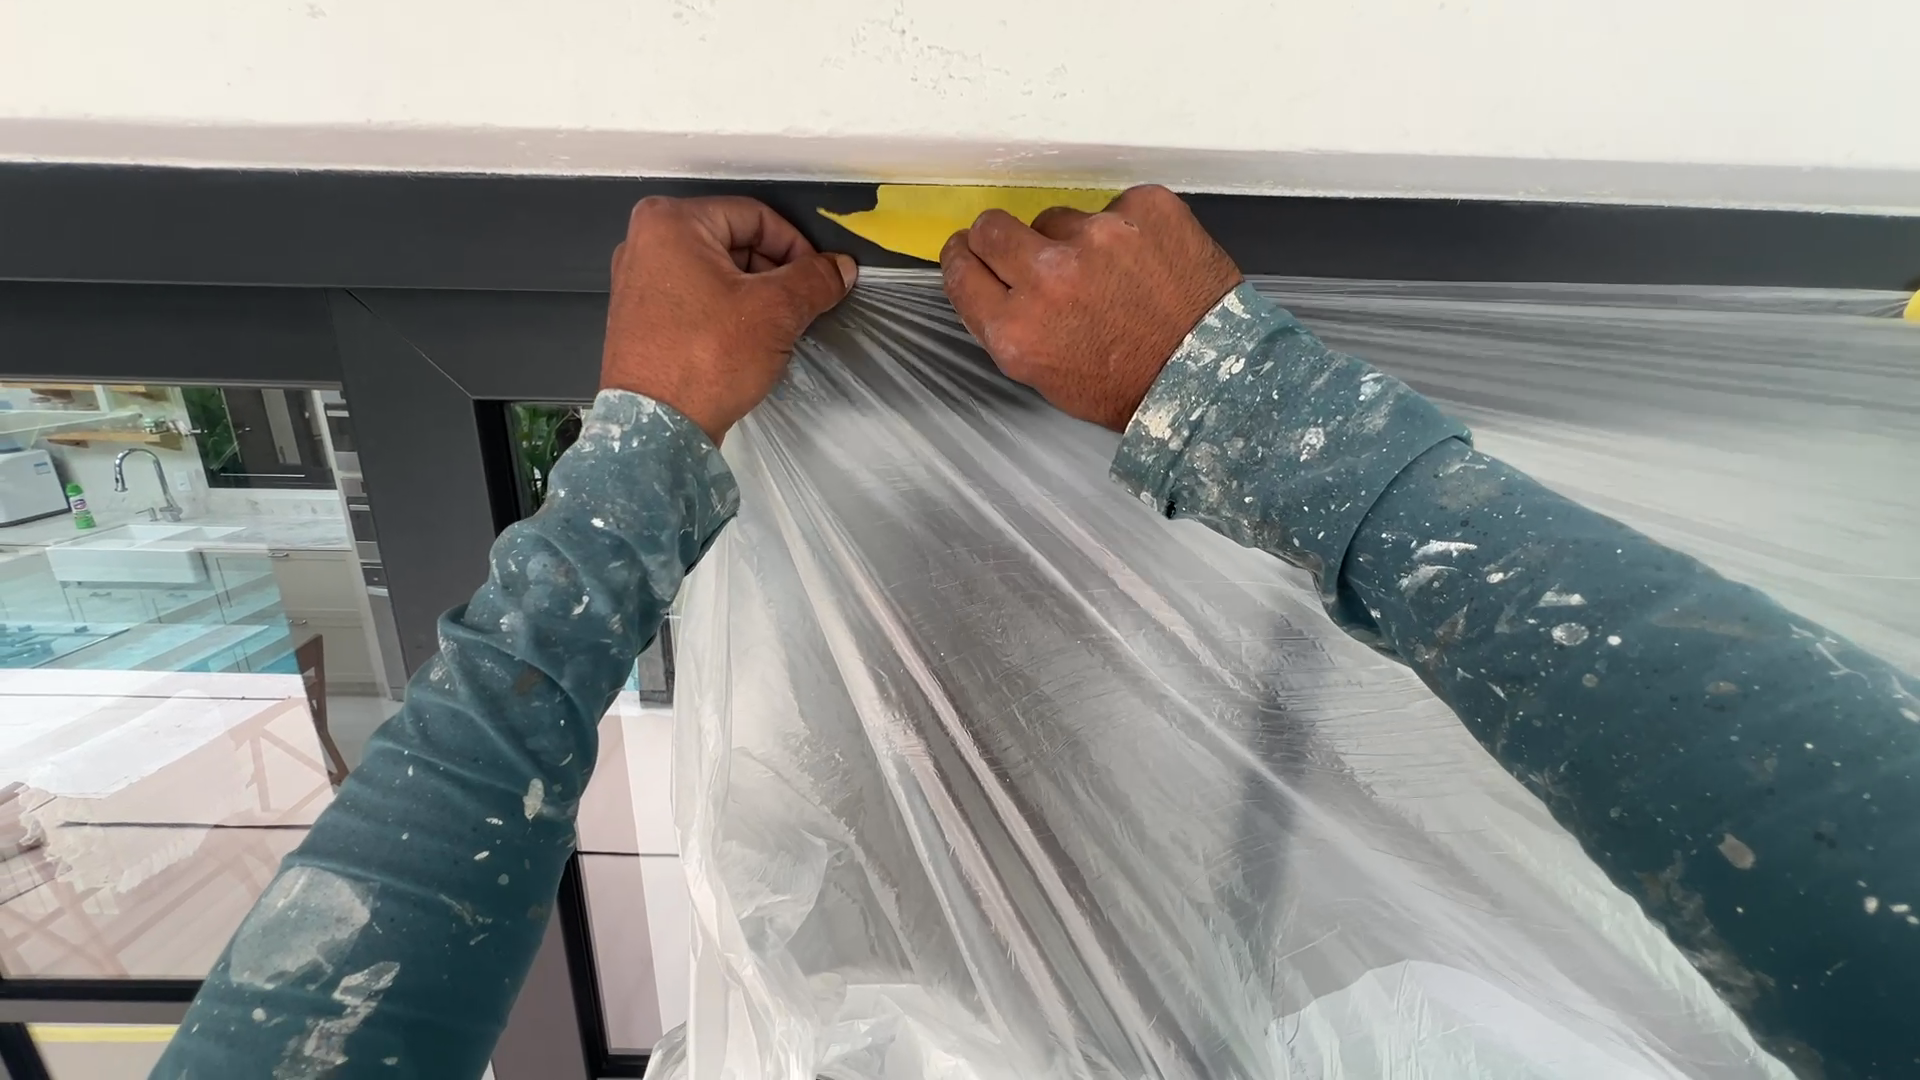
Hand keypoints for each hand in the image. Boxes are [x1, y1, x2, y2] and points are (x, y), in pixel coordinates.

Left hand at [602, 196, 857, 442]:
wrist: (659, 426)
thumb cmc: (710, 358)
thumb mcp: (776, 313)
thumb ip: (815, 280)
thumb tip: (843, 267)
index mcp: (673, 222)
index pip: (756, 216)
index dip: (798, 247)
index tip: (820, 281)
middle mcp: (647, 241)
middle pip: (736, 243)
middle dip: (776, 274)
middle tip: (802, 309)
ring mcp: (640, 282)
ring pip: (719, 274)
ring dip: (757, 297)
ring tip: (779, 331)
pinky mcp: (643, 319)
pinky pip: (699, 300)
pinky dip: (730, 314)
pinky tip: (748, 345)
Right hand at [940, 185, 1241, 431]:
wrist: (1205, 375)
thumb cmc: (1122, 387)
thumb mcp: (1042, 374)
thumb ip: (1006, 325)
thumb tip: (989, 279)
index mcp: (1016, 329)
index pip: (960, 268)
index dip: (963, 257)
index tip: (970, 253)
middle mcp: (1047, 278)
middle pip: (992, 227)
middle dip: (1001, 238)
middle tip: (1026, 253)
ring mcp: (1097, 236)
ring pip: (1055, 217)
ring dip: (1068, 239)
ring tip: (1105, 275)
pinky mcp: (1143, 207)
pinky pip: (1111, 207)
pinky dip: (1122, 230)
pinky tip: (1142, 264)